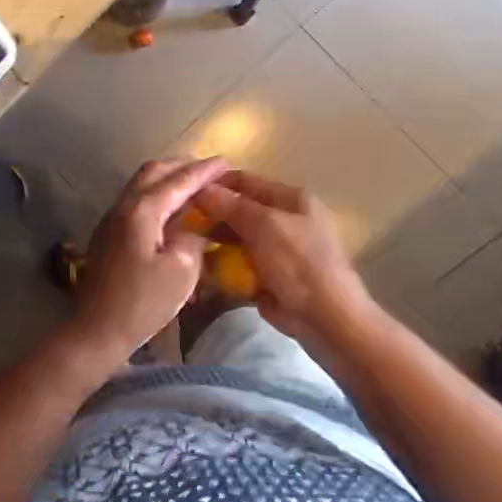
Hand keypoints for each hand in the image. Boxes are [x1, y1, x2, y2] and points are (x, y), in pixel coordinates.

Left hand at [69, 158, 229, 354]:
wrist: (98, 329)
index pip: (178, 180)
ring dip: (167, 181)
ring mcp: (111, 220)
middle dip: (182, 166)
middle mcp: (122, 206)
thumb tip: (195, 227)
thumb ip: (192, 239)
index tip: (225, 162)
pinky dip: (156, 198)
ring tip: (193, 188)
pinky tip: (171, 213)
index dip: (204, 171)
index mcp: (142, 210)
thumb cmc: (143, 302)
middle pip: (153, 172)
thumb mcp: (181, 270)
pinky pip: (135, 203)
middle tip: (208, 171)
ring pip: (141, 186)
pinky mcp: (107, 235)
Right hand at [192, 171, 374, 338]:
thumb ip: (230, 206)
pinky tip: (197, 268)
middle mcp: (281, 219)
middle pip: (236, 210)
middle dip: (208, 215)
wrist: (325, 320)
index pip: (244, 181)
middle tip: (176, 223)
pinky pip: (235, 264)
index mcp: (290, 198)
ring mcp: (272, 249)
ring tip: (182, 245)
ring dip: (210, 242)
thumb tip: (200, 188)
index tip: (182, 192)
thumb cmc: (300, 264)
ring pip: (232, 238)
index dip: (214, 184)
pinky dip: (218, 266)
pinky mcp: (264, 275)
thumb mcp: (265, 226)